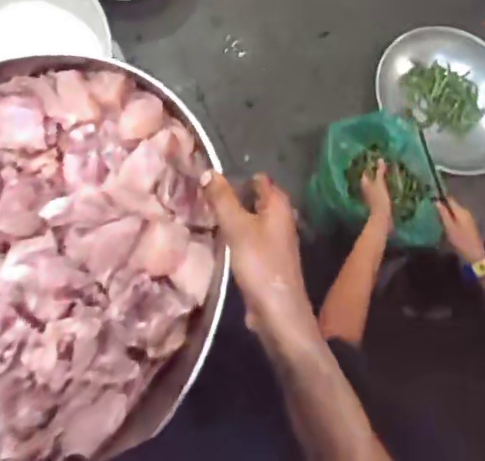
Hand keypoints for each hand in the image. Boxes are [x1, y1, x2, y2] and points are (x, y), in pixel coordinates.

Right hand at [201, 171, 319, 346]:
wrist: (278, 314)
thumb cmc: (260, 264)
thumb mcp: (236, 227)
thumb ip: (222, 198)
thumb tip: (208, 170)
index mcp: (278, 204)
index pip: (257, 178)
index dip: (235, 176)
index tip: (210, 181)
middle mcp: (281, 217)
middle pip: (252, 197)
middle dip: (230, 197)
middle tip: (203, 197)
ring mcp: (276, 239)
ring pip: (250, 218)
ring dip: (232, 217)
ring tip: (205, 215)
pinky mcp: (269, 258)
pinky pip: (249, 236)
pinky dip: (236, 234)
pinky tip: (218, 239)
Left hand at [358, 159, 391, 223]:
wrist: (382, 216)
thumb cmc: (379, 198)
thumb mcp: (380, 183)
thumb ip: (380, 171)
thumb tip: (380, 159)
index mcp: (364, 181)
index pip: (366, 170)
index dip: (371, 165)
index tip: (378, 160)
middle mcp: (365, 187)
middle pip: (369, 177)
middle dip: (375, 172)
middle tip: (384, 165)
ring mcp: (370, 194)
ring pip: (374, 183)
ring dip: (379, 179)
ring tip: (388, 174)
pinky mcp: (375, 200)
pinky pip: (378, 189)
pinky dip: (382, 186)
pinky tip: (388, 185)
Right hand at [436, 197, 484, 267]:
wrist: (475, 256)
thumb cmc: (460, 241)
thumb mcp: (449, 227)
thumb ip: (443, 213)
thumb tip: (437, 201)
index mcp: (460, 210)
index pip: (449, 199)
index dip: (440, 198)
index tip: (432, 199)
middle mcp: (466, 212)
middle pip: (453, 205)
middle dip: (444, 206)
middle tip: (433, 210)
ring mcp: (469, 218)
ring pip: (456, 211)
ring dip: (448, 213)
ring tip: (438, 217)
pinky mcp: (470, 225)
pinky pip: (459, 217)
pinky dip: (453, 218)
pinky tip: (448, 224)